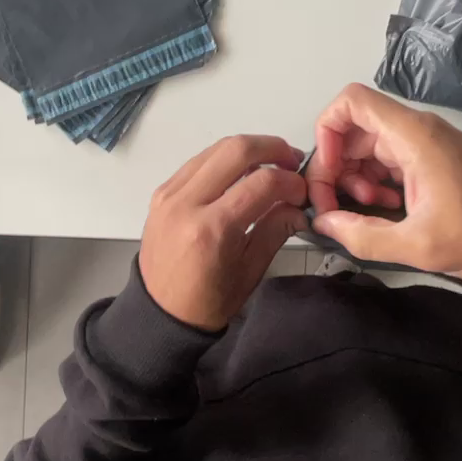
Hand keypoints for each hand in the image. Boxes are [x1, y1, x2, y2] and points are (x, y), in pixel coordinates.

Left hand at [141, 135, 309, 330]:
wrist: (159, 312)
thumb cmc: (209, 301)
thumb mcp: (250, 270)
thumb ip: (276, 229)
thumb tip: (299, 204)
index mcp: (212, 229)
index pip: (262, 183)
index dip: (290, 182)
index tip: (302, 193)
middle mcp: (187, 203)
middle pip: (236, 149)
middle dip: (272, 147)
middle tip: (292, 161)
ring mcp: (169, 194)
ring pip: (216, 149)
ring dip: (249, 150)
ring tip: (271, 165)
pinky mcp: (162, 192)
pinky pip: (199, 162)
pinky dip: (224, 161)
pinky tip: (241, 174)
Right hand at [306, 84, 461, 280]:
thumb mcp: (416, 245)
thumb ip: (361, 235)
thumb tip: (324, 223)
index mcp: (413, 137)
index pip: (351, 102)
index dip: (326, 131)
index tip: (327, 172)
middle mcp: (416, 131)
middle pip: (352, 129)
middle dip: (334, 167)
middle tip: (334, 207)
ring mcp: (425, 144)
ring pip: (367, 146)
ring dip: (354, 177)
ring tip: (366, 212)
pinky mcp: (431, 159)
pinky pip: (387, 159)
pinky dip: (374, 181)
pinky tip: (385, 210)